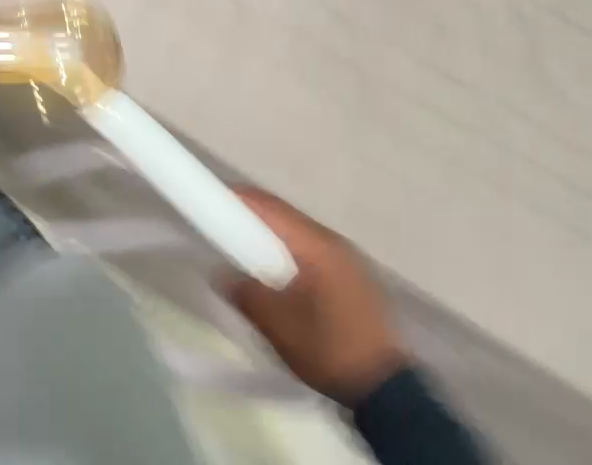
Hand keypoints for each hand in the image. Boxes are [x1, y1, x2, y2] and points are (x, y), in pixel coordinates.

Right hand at [219, 187, 407, 406]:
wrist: (387, 392)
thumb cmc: (326, 349)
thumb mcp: (274, 322)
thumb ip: (243, 290)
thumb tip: (223, 272)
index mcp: (316, 245)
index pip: (268, 207)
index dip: (234, 199)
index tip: (205, 200)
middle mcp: (335, 243)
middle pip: (283, 215)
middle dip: (249, 217)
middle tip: (218, 227)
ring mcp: (349, 260)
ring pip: (298, 233)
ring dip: (270, 236)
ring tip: (243, 250)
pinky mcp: (354, 278)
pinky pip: (312, 251)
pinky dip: (288, 251)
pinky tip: (276, 273)